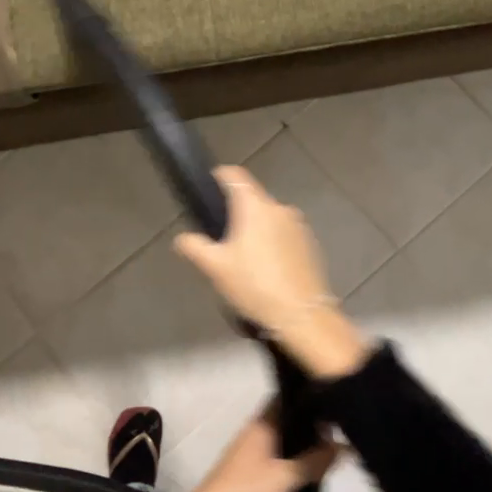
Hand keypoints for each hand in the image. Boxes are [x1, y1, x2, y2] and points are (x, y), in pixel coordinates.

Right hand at [174, 167, 372, 378]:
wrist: (302, 315)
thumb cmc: (254, 285)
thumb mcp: (216, 268)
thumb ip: (195, 247)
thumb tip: (182, 239)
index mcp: (254, 206)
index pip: (235, 176)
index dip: (220, 176)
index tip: (209, 185)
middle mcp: (279, 208)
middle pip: (252, 199)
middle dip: (236, 212)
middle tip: (221, 235)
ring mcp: (298, 225)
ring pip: (269, 218)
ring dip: (256, 228)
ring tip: (243, 256)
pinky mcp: (310, 244)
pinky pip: (284, 234)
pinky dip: (273, 242)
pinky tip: (266, 267)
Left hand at [181, 406, 340, 491]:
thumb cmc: (248, 489)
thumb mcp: (287, 477)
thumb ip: (315, 461)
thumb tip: (344, 446)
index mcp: (263, 422)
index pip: (288, 397)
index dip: (310, 398)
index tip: (335, 403)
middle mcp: (257, 428)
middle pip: (288, 417)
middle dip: (311, 424)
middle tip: (340, 432)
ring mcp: (252, 446)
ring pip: (284, 436)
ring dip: (303, 443)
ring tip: (331, 450)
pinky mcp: (250, 465)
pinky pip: (278, 452)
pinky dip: (293, 456)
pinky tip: (309, 467)